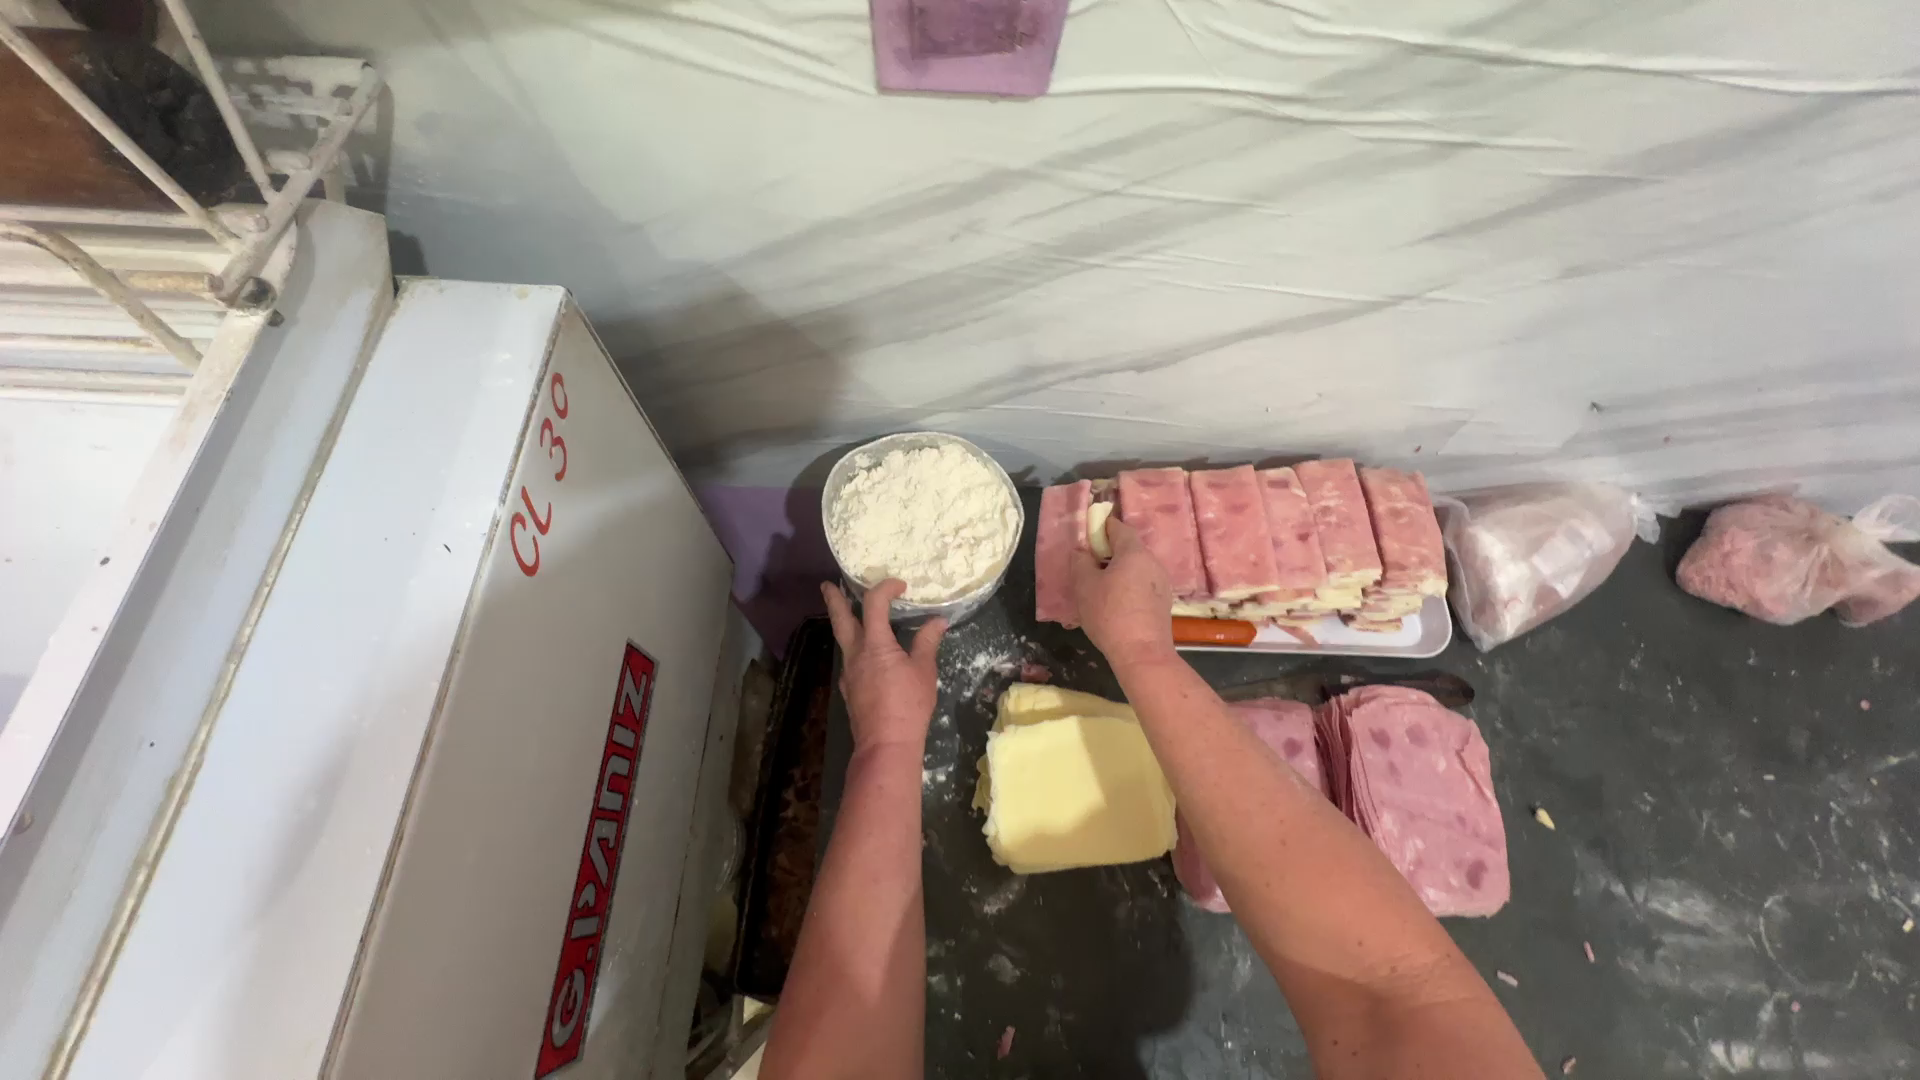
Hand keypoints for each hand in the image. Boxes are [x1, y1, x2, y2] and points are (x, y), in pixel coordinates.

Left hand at [821, 578, 947, 751]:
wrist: (886, 743)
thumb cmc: (908, 704)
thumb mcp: (924, 670)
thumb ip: (928, 642)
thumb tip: (938, 621)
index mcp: (875, 644)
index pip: (874, 604)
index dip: (885, 588)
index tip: (900, 586)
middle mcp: (855, 654)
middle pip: (841, 619)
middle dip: (834, 600)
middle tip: (828, 585)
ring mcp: (849, 672)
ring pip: (842, 640)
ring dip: (843, 623)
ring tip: (847, 615)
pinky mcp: (849, 689)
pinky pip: (848, 660)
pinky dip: (853, 649)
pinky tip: (863, 655)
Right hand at [1069, 518, 1175, 667]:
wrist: (1142, 653)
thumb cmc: (1109, 614)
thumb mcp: (1084, 586)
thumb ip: (1080, 562)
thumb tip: (1082, 552)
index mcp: (1134, 552)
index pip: (1119, 528)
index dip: (1102, 527)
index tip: (1089, 534)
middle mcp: (1152, 563)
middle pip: (1129, 548)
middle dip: (1109, 552)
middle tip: (1089, 564)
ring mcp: (1162, 583)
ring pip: (1136, 568)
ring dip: (1119, 571)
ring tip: (1100, 588)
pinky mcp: (1164, 602)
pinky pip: (1142, 585)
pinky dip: (1128, 587)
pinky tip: (1115, 605)